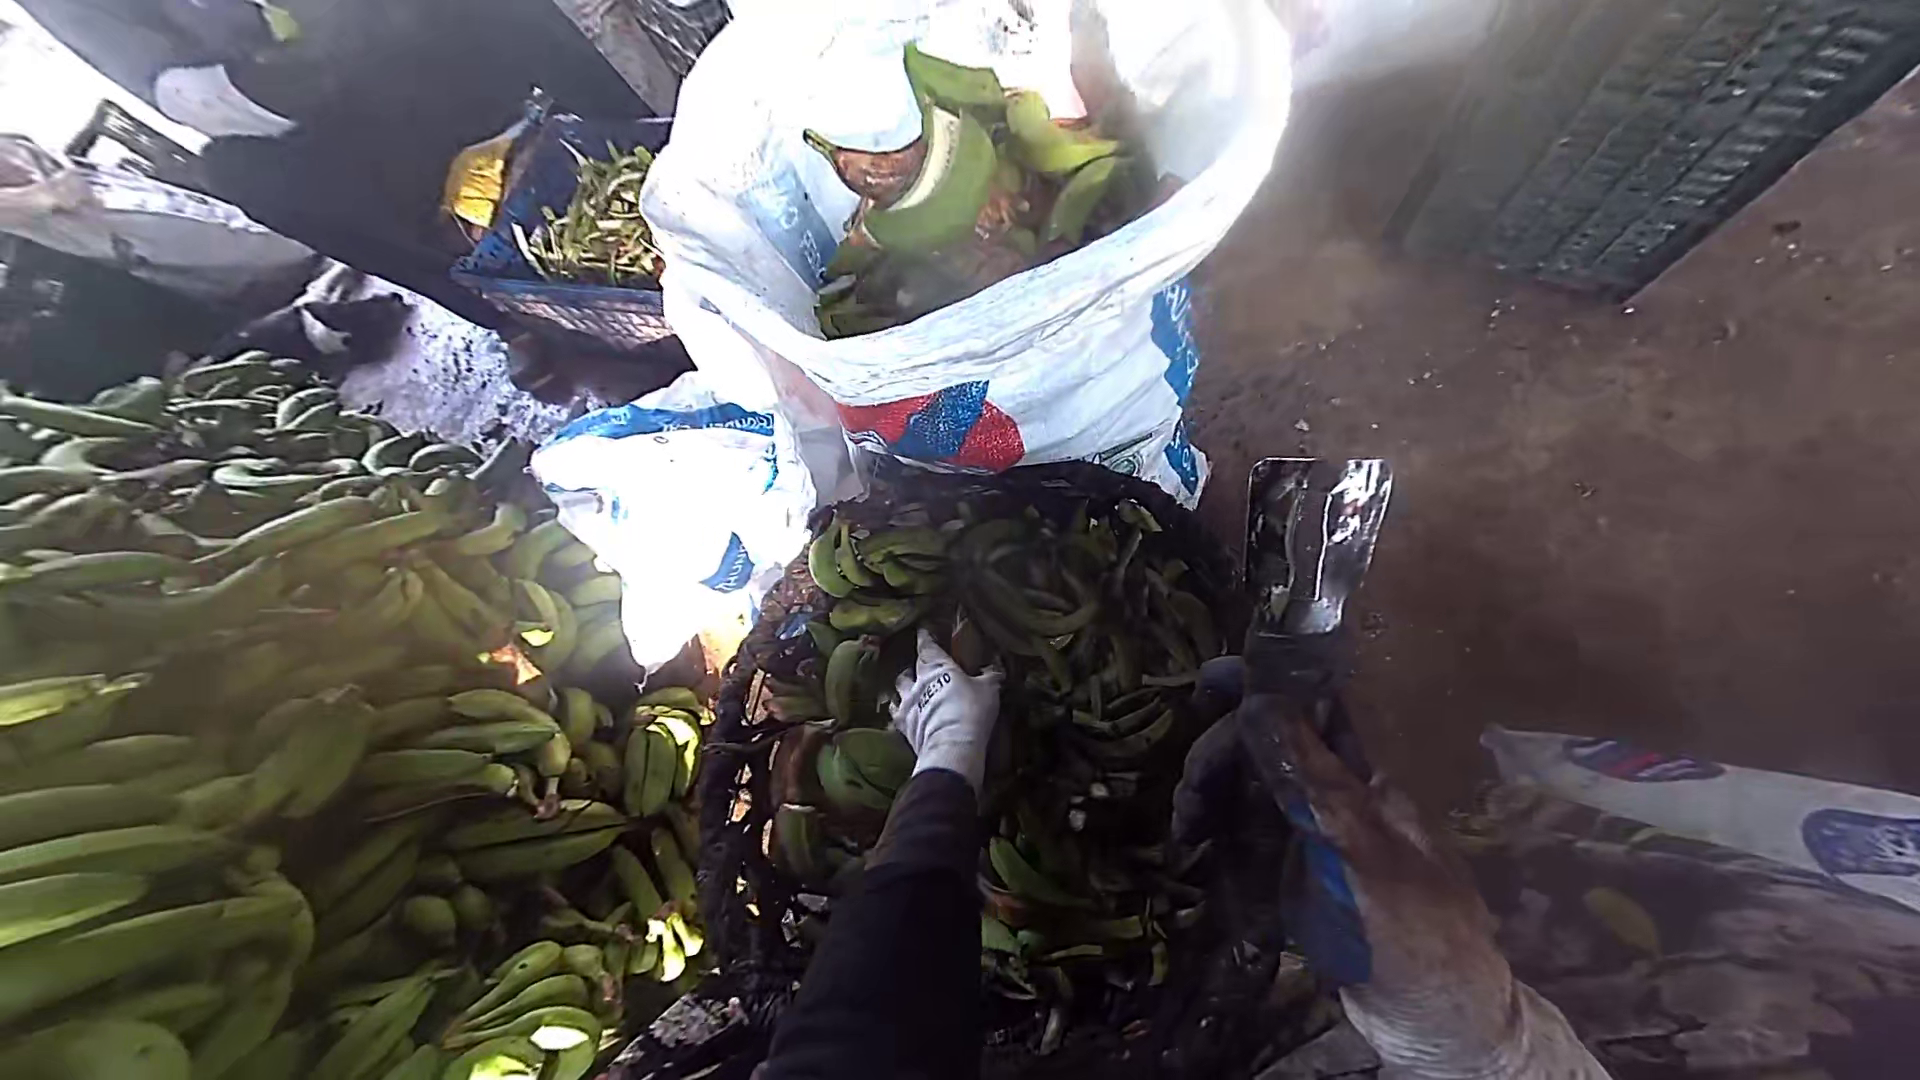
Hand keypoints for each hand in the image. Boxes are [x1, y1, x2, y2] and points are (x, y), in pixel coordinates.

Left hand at [889, 629, 1001, 791]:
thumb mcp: (988, 689)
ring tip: (908, 690)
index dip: (925, 637)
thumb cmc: (971, 710)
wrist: (952, 745)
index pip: (927, 646)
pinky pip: (896, 714)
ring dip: (903, 688)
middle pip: (909, 668)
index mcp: (937, 666)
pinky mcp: (903, 726)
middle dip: (913, 666)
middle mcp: (917, 681)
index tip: (922, 630)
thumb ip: (989, 676)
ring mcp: (907, 704)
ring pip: (898, 689)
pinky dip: (899, 712)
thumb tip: (994, 669)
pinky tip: (903, 715)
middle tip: (919, 666)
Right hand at [1175, 674, 1602, 1077]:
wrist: (1429, 1020)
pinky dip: (1207, 817)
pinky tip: (1191, 838)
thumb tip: (1258, 704)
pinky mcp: (1284, 847)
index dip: (1261, 678)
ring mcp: (1304, 815)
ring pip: (1241, 771)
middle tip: (1191, 790)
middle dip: (1218, 750)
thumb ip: (1313, 784)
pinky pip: (1234, 813)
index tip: (1209, 682)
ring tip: (1186, 824)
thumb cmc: (1412, 935)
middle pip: (1260, 734)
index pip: (1310, 698)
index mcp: (1360, 770)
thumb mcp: (1362, 856)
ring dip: (1205, 785)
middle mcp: (1328, 781)